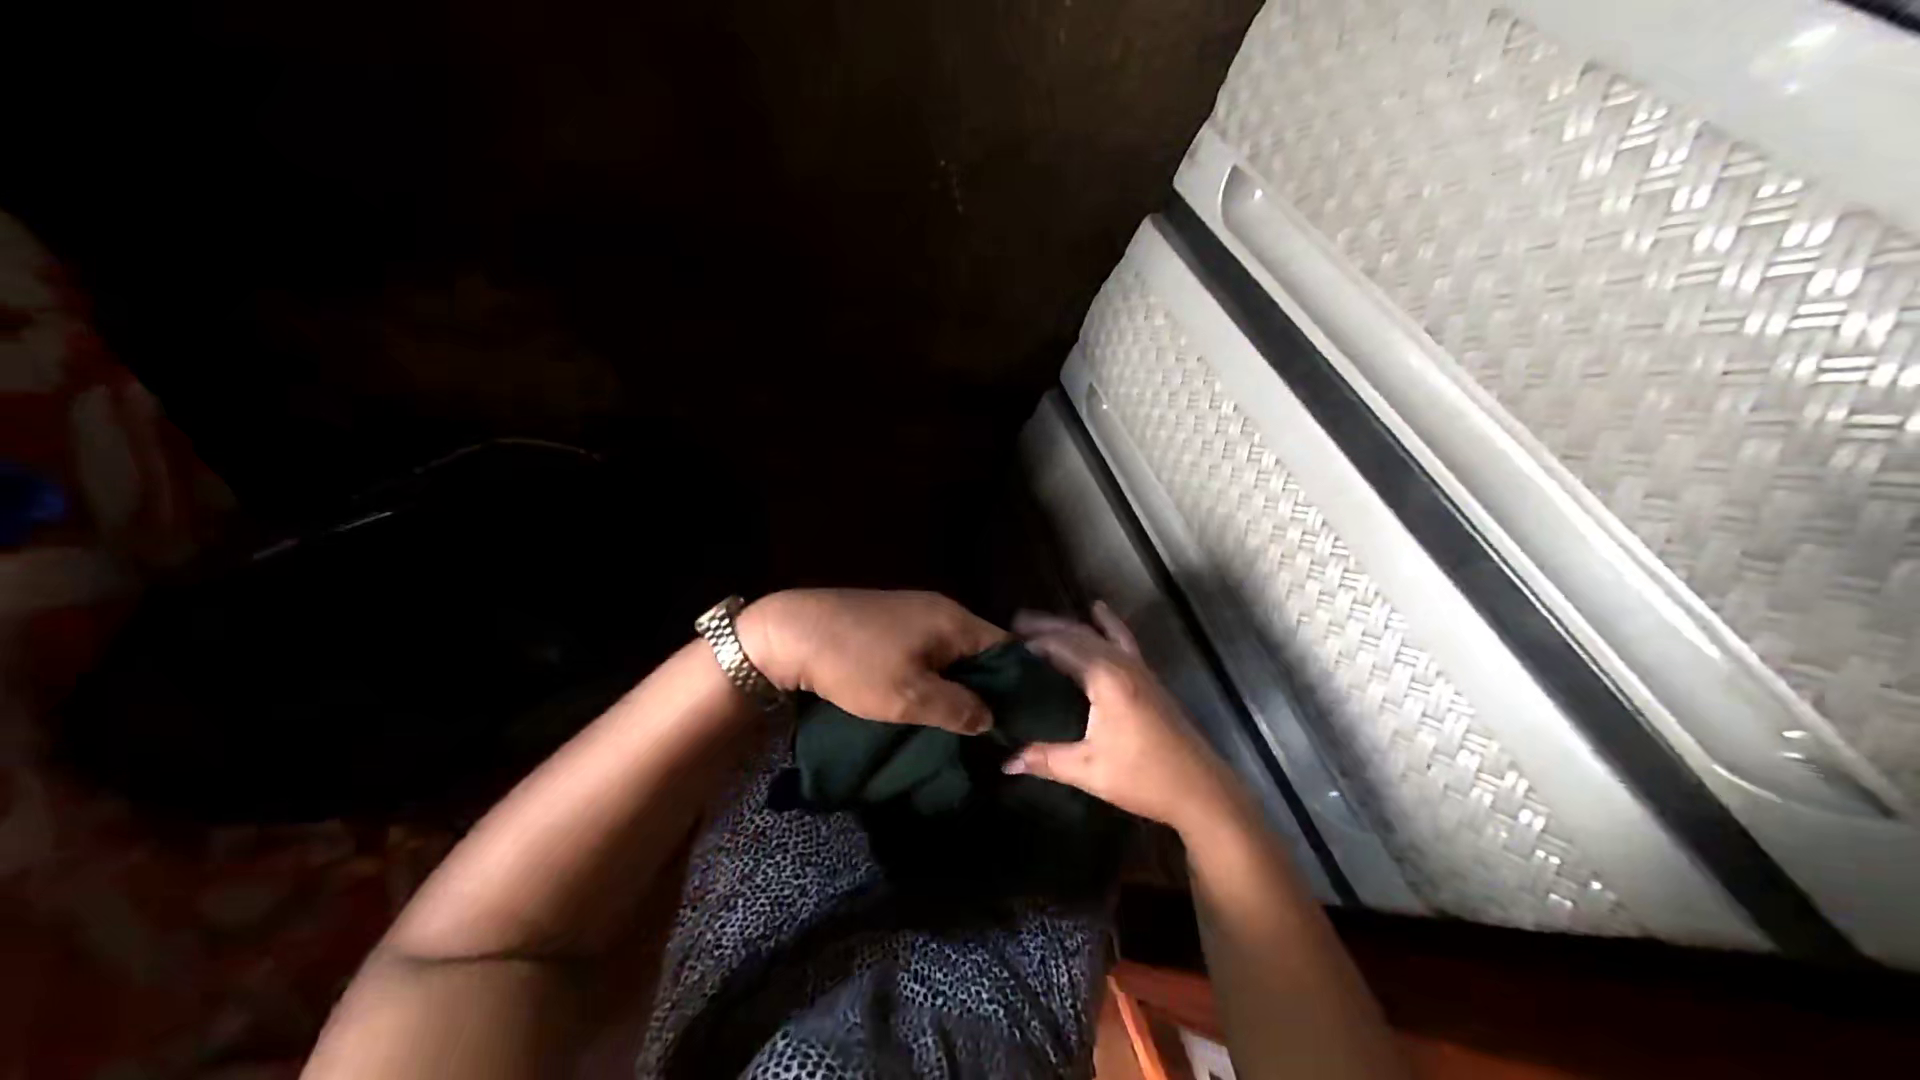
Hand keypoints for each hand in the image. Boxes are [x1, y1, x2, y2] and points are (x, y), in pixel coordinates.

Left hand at [737, 589, 1008, 733]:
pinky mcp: (891, 620)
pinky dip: (935, 671)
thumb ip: (957, 708)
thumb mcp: (909, 697)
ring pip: (953, 651)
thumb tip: (990, 717)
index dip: (1019, 683)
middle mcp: (941, 609)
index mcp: (955, 621)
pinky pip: (929, 647)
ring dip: (958, 681)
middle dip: (988, 685)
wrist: (790, 632)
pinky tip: (927, 695)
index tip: (1021, 717)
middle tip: (991, 725)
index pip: (1008, 649)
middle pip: (982, 649)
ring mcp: (914, 611)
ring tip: (961, 717)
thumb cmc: (855, 664)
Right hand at [1004, 603, 1244, 835]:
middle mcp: (1124, 665)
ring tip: (1046, 621)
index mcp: (1106, 679)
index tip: (1007, 642)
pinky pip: (1122, 640)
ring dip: (1072, 625)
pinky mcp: (1150, 679)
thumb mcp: (1088, 770)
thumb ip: (1045, 759)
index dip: (1035, 642)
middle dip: (1048, 626)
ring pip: (1101, 634)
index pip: (1063, 647)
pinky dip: (1106, 625)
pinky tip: (1099, 613)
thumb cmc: (1144, 777)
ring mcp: (1141, 669)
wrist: (1201, 791)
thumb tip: (1006, 762)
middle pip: (1080, 634)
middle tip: (1017, 623)